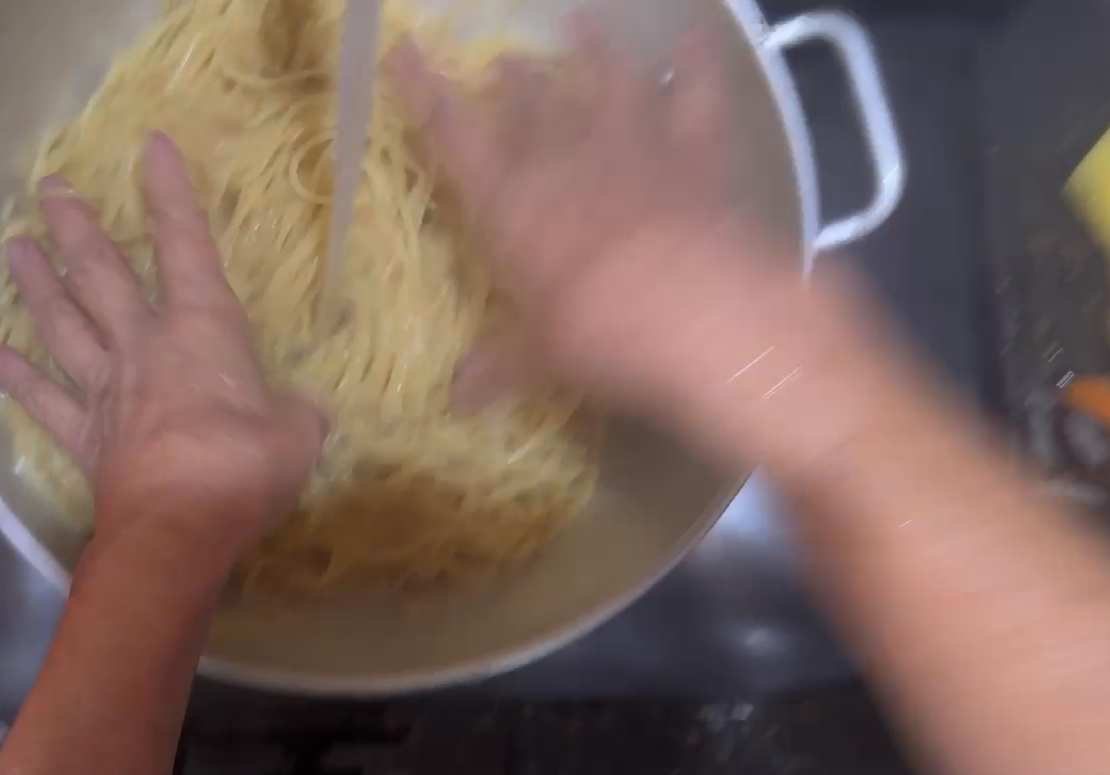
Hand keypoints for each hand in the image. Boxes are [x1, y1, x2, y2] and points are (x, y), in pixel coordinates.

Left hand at [0, 133, 327, 559]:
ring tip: (16, 249)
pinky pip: (46, 403)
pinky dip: (19, 381)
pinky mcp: (85, 438)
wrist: (180, 526)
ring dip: (39, 287)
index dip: (171, 195)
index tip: (150, 147)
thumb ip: (296, 413)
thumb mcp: (296, 434)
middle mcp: (144, 347)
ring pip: (64, 326)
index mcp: (200, 330)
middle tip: (49, 189)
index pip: (186, 246)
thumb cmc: (245, 467)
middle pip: (102, 275)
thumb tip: (302, 411)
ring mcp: (107, 391)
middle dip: (77, 228)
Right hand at [388, 19, 797, 414]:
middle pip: (527, 101)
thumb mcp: (537, 361)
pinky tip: (695, 31)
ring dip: (589, 49)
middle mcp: (563, 157)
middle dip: (509, 80)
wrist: (706, 319)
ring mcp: (634, 143)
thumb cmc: (598, 336)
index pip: (452, 136)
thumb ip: (494, 370)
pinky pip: (697, 89)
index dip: (424, 92)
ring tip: (576, 22)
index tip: (403, 50)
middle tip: (501, 64)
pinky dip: (697, 58)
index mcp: (508, 204)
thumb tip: (454, 402)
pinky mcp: (698, 149)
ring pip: (605, 77)